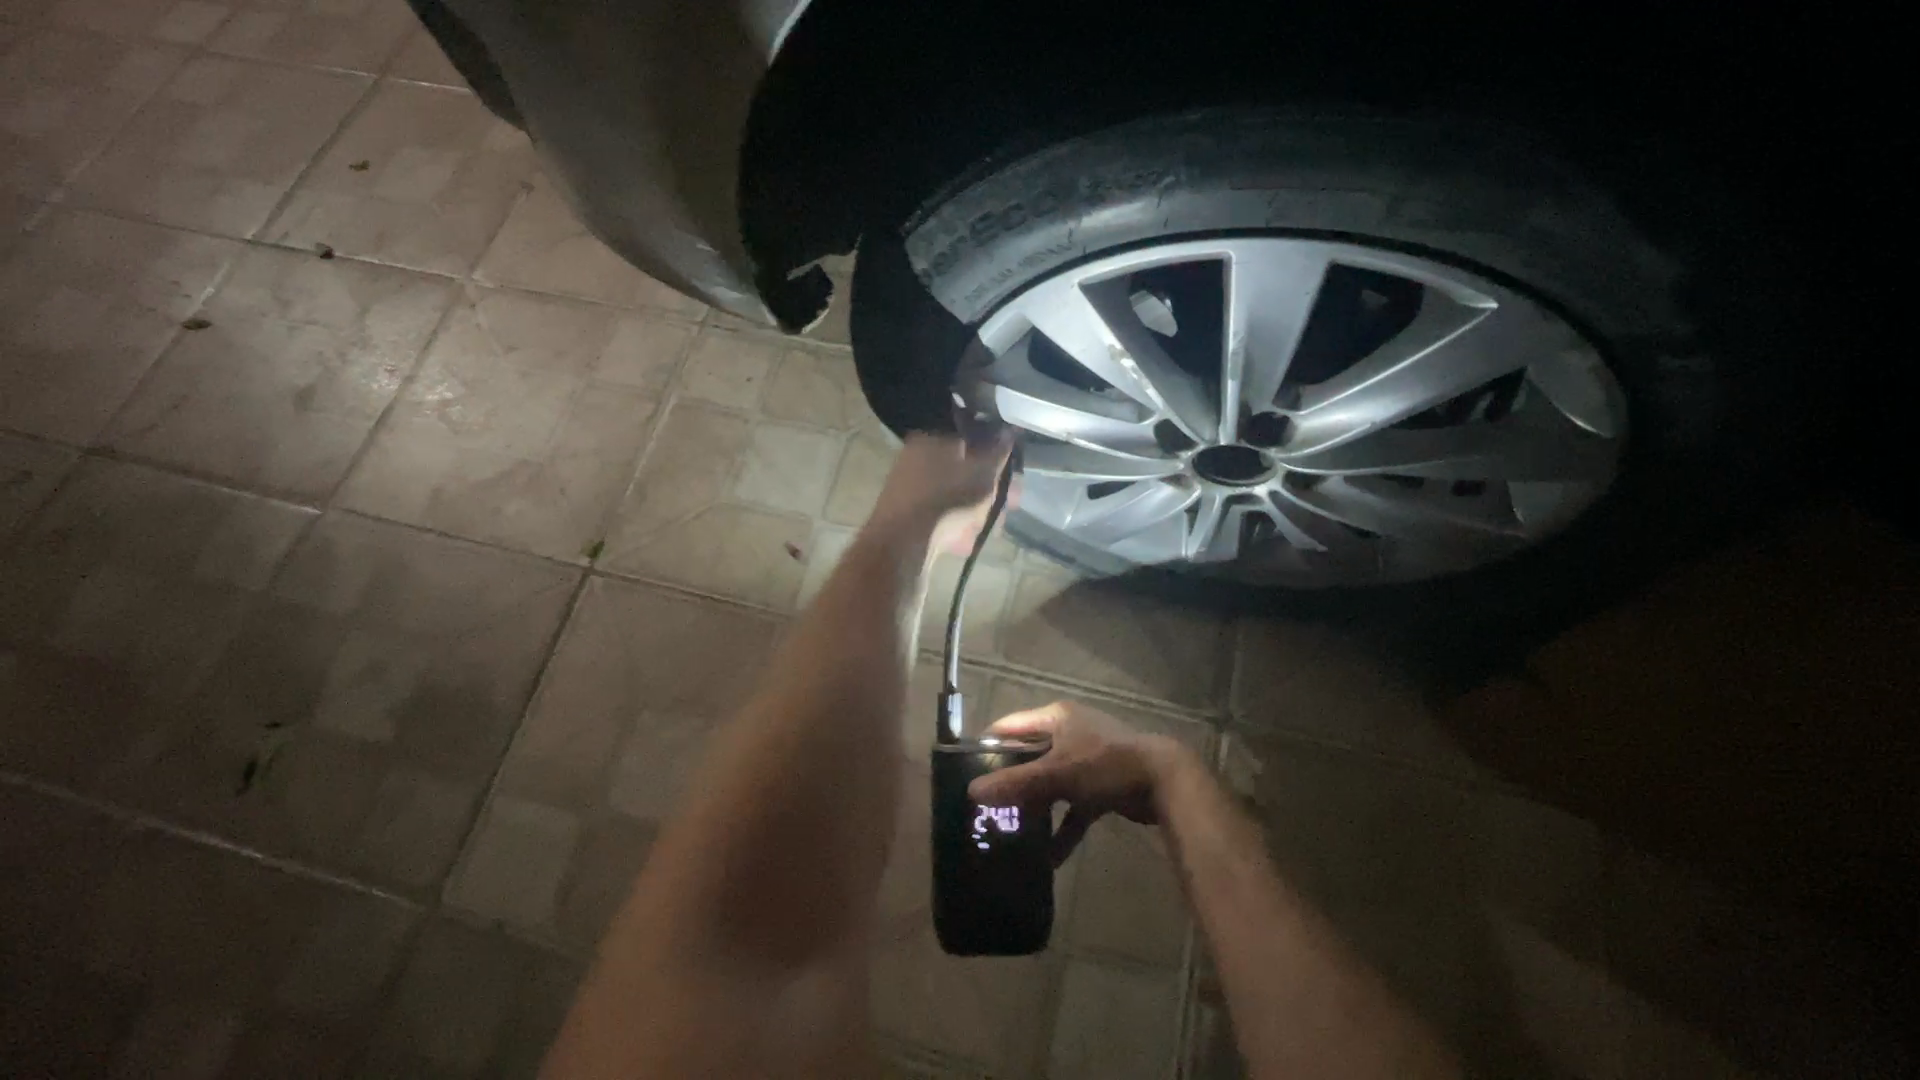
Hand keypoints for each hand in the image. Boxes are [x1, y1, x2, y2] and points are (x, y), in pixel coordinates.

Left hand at [868, 430, 1013, 553]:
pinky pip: (937, 515)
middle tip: (1007, 509)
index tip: (1014, 481)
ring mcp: (907, 488)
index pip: (972, 441)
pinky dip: (953, 526)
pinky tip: (965, 543)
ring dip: (974, 512)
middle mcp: (916, 458)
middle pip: (963, 472)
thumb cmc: (948, 500)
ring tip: (989, 530)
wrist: (903, 542)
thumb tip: (1008, 432)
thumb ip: (998, 453)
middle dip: (989, 492)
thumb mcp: (983, 474)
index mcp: (933, 439)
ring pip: (952, 496)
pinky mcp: (904, 516)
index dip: (997, 461)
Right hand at [967, 701, 1194, 864]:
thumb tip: (971, 792)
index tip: (966, 769)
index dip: (988, 744)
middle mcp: (1069, 734)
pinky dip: (1063, 830)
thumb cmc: (1106, 765)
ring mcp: (1086, 761)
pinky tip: (1050, 859)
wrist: (1164, 782)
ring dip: (1036, 810)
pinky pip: (1073, 809)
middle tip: (985, 807)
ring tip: (1010, 833)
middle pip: (1030, 758)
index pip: (1011, 726)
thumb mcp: (1058, 773)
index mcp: (1056, 718)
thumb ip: (1016, 783)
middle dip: (1011, 784)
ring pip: (1051, 785)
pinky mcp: (1100, 787)